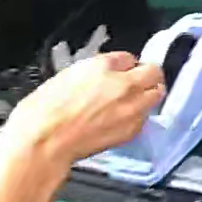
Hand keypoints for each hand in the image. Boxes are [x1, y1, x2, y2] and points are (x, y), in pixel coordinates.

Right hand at [0, 51, 165, 162]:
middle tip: (137, 81)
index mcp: (103, 67)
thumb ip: (97, 71)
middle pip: (155, 73)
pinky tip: (122, 118)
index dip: (127, 65)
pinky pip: (145, 117)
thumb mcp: (67, 76)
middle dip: (148, 76)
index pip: (129, 57)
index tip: (124, 69)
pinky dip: (138, 115)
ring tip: (132, 100)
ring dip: (148, 94)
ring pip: (156, 94)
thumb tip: (111, 72)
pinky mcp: (132, 129)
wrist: (44, 143)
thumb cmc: (44, 112)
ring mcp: (132, 107)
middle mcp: (125, 85)